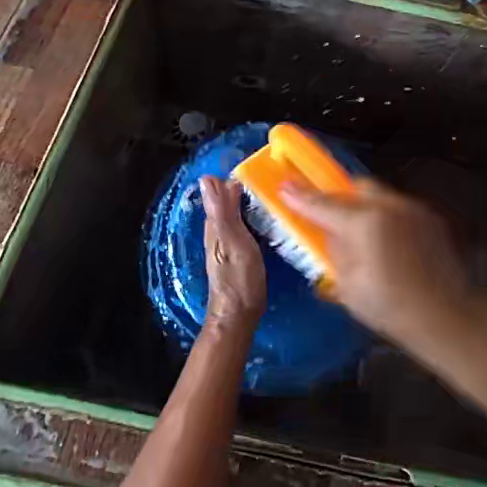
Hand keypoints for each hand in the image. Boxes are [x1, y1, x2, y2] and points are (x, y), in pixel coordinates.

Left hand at [199, 175, 265, 331]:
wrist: (239, 315)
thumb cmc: (239, 278)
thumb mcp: (232, 241)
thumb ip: (222, 211)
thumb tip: (207, 179)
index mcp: (215, 224)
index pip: (224, 190)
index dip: (241, 179)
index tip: (265, 171)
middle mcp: (219, 230)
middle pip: (232, 201)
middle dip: (249, 190)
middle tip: (278, 183)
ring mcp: (229, 243)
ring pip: (241, 215)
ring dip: (255, 205)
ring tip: (280, 197)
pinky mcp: (241, 253)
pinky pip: (248, 228)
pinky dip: (258, 220)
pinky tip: (273, 221)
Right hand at [284, 180, 481, 352]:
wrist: (447, 317)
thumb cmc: (391, 308)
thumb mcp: (347, 285)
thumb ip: (332, 250)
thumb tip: (326, 234)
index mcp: (364, 224)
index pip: (322, 203)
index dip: (299, 195)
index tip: (283, 187)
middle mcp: (389, 207)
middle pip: (352, 187)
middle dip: (337, 197)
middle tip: (326, 216)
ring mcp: (412, 209)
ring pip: (377, 195)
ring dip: (361, 207)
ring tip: (357, 234)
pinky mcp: (428, 218)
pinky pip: (396, 208)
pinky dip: (384, 218)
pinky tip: (385, 243)